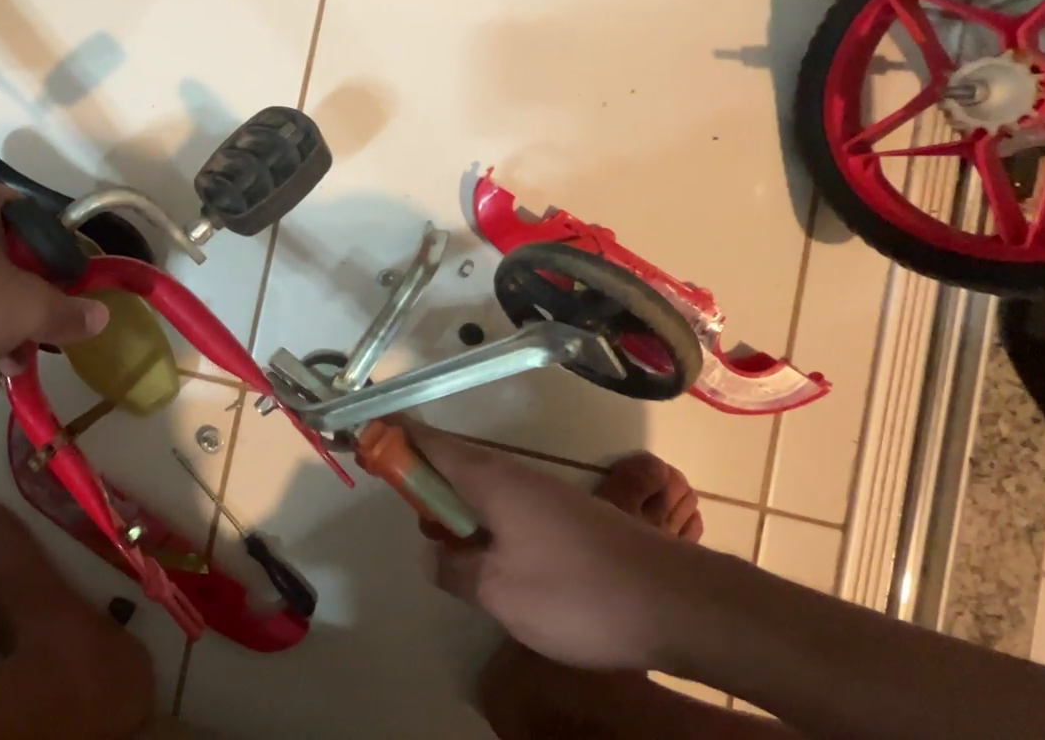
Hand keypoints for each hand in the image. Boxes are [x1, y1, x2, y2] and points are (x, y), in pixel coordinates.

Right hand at [410, 423, 713, 672]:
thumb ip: (452, 568)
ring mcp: (546, 496)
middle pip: (452, 463)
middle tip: (415, 524)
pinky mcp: (569, 519)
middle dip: (423, 486)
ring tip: (454, 553)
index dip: (392, 439)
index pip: (426, 441)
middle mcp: (515, 475)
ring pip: (483, 491)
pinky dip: (488, 525)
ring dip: (458, 512)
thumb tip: (436, 552)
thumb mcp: (497, 592)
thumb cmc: (576, 592)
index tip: (363, 444)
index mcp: (488, 478)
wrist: (681, 605)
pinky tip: (497, 564)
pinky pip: (510, 510)